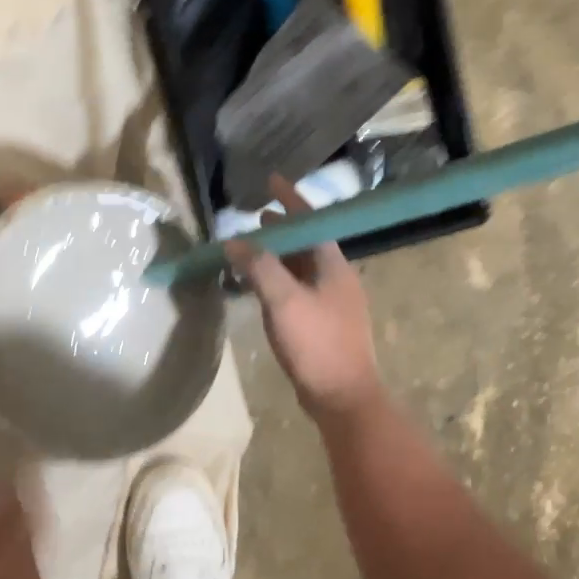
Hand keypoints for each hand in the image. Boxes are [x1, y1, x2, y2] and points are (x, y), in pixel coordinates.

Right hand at [224, 175, 382, 425]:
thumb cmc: (317, 344)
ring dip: (279, 254)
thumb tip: (234, 241)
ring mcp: (332, 303)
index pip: (311, 222)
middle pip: (308, 243)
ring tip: (253, 247)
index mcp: (334, 266)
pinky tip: (259, 288)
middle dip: (283, 228)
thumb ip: (258, 267)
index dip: (290, 199)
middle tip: (256, 216)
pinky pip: (297, 289)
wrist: (344, 397)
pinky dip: (278, 279)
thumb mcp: (283, 301)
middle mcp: (337, 279)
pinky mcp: (323, 324)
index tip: (271, 180)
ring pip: (302, 268)